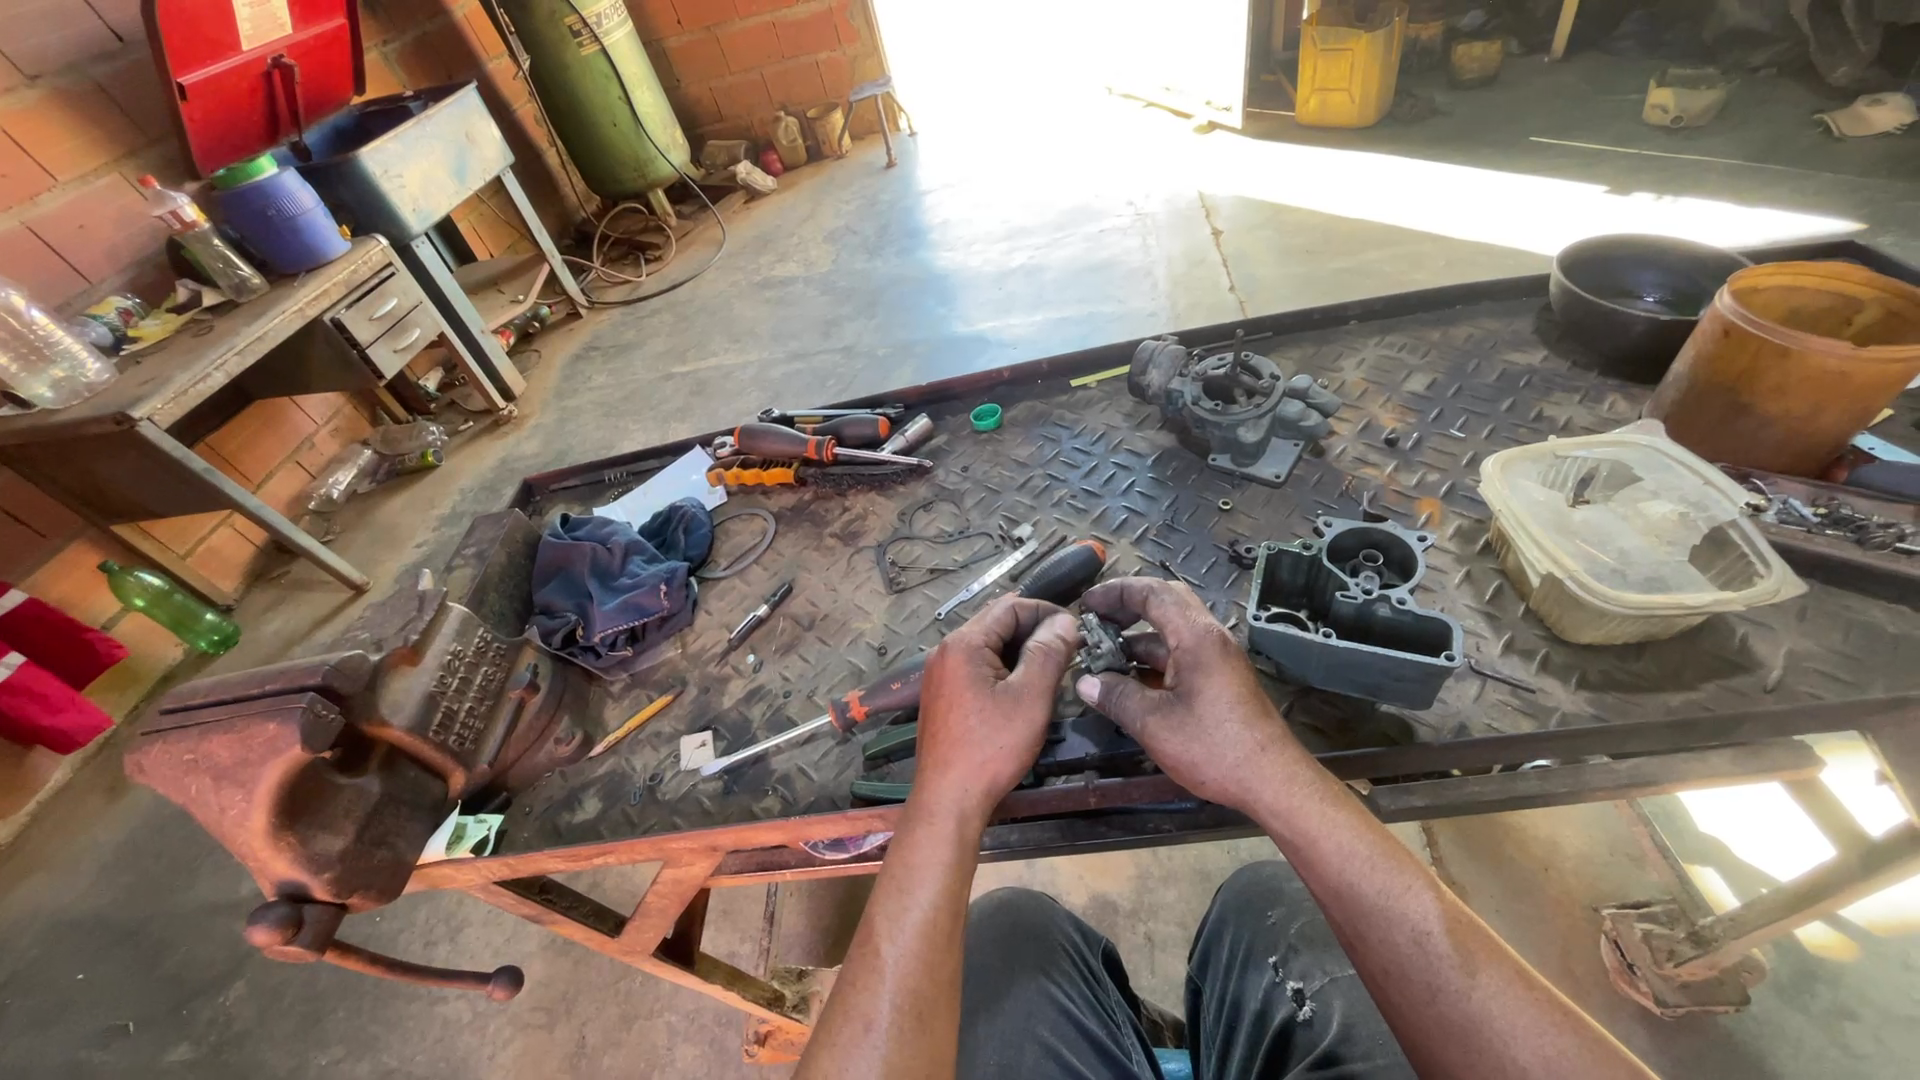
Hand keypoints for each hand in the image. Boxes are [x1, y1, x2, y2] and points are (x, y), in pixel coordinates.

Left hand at [910, 596, 1079, 829]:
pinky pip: (979, 668)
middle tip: (1069, 651)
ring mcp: (941, 674)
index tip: (1076, 630)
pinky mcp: (944, 696)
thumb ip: (1048, 654)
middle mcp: (946, 651)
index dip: (1047, 612)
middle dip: (1035, 632)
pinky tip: (1025, 690)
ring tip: (1053, 671)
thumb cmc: (991, 749)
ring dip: (1022, 653)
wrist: (948, 800)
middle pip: (997, 624)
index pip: (1010, 606)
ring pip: (989, 647)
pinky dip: (1005, 671)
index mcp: (963, 643)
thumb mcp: (1029, 698)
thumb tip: (1065, 621)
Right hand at [1074, 577, 1305, 812]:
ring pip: (1172, 633)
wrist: (1273, 782)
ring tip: (1102, 656)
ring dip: (1137, 638)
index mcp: (1196, 637)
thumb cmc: (1215, 748)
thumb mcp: (1155, 724)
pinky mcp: (1220, 680)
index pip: (1153, 593)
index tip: (1086, 604)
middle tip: (1096, 622)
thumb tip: (1084, 682)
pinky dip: (1152, 660)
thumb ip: (1117, 697)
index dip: (1115, 592)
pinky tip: (1129, 682)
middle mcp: (1209, 639)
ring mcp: (1217, 659)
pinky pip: (1181, 655)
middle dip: (1127, 607)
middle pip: (1166, 603)